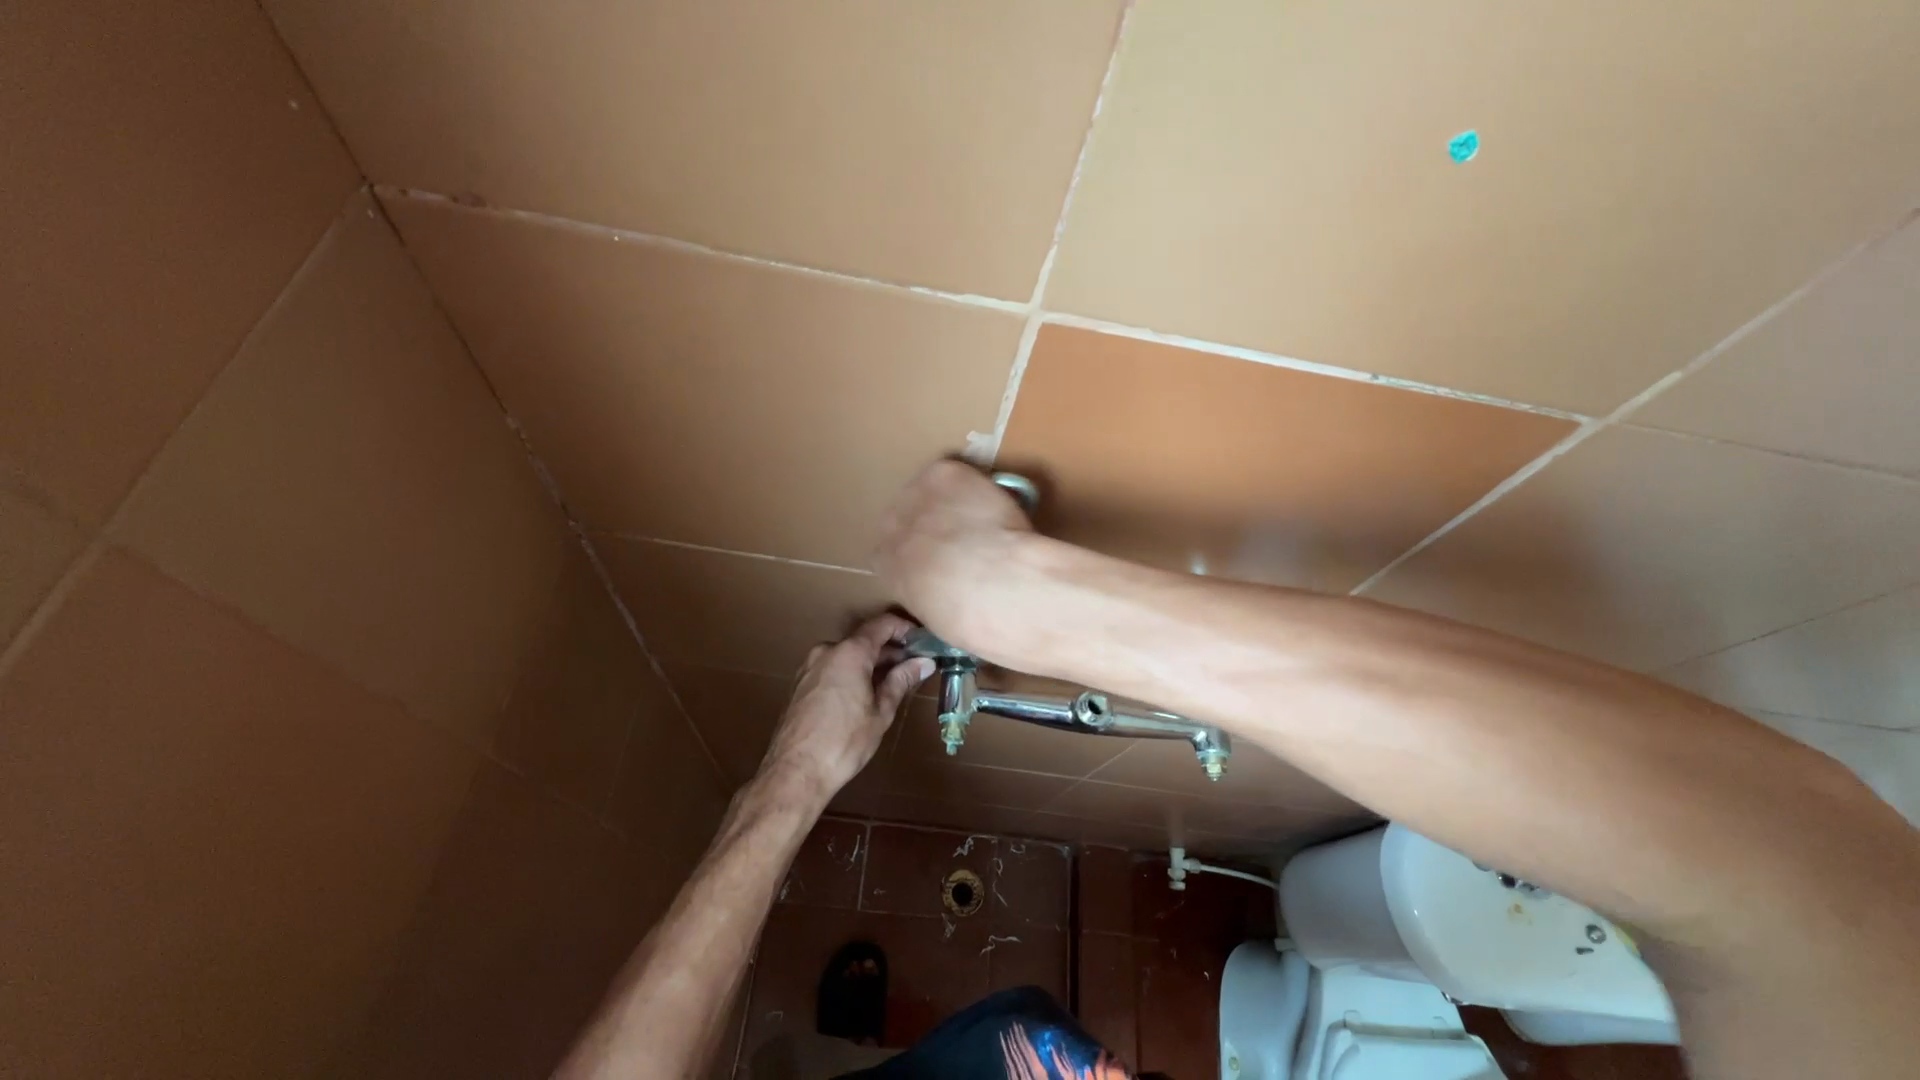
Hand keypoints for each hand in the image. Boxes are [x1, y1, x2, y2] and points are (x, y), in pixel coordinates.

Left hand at [758, 613, 934, 804]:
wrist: (796, 771)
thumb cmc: (845, 742)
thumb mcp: (881, 712)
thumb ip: (901, 681)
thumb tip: (924, 663)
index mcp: (849, 652)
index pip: (882, 625)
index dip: (905, 629)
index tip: (923, 640)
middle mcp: (826, 651)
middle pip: (864, 640)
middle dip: (890, 650)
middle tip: (914, 664)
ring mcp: (809, 667)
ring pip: (847, 655)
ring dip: (870, 663)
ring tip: (893, 681)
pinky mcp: (800, 684)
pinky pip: (832, 668)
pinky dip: (852, 672)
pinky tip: (865, 693)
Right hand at [871, 461, 1035, 652]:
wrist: (993, 584)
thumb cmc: (966, 616)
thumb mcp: (933, 616)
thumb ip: (926, 591)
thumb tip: (944, 589)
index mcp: (884, 563)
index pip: (891, 549)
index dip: (918, 550)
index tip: (939, 558)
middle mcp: (889, 523)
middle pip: (907, 514)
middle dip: (930, 522)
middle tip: (964, 537)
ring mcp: (914, 493)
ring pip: (932, 490)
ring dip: (951, 501)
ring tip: (982, 520)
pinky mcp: (942, 473)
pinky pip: (957, 474)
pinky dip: (974, 484)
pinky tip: (991, 502)